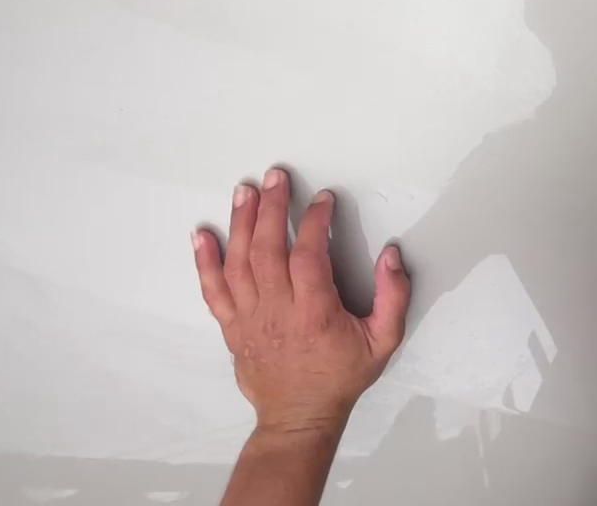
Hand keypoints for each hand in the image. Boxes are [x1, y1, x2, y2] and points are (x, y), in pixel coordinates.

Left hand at [192, 168, 411, 436]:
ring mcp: (249, 319)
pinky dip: (205, 262)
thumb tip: (391, 254)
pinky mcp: (233, 326)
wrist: (298, 418)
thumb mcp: (385, 339)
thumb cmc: (343, 375)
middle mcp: (275, 311)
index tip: (323, 197)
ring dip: (240, 224)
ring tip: (245, 191)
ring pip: (238, 264)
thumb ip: (394, 295)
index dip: (314, 222)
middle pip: (266, 251)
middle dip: (270, 209)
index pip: (308, 256)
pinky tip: (202, 235)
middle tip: (275, 177)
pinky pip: (213, 290)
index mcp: (313, 312)